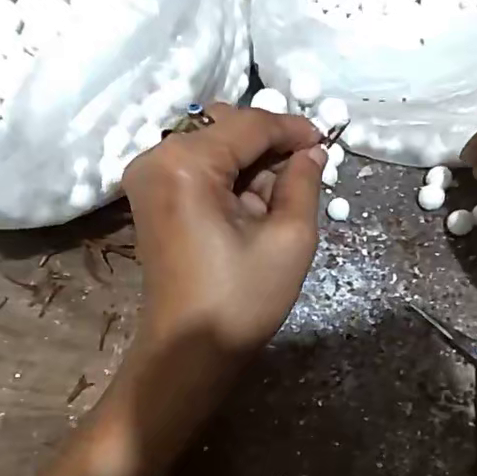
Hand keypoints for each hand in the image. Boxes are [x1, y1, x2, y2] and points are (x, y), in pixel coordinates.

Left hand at [122, 103, 325, 361]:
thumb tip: (311, 153)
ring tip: (280, 198)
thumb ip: (304, 183)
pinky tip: (254, 204)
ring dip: (250, 163)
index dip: (293, 130)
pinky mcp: (151, 197)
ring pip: (213, 146)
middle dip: (269, 146)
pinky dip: (229, 177)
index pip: (250, 125)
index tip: (327, 142)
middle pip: (226, 129)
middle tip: (305, 172)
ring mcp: (149, 178)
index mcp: (186, 164)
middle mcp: (157, 159)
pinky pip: (197, 168)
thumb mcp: (289, 239)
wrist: (189, 350)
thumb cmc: (241, 300)